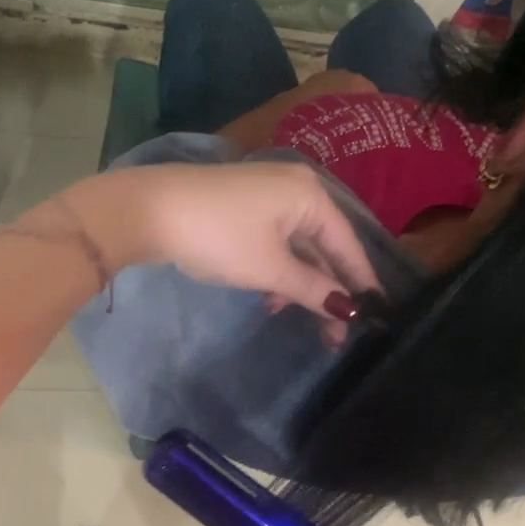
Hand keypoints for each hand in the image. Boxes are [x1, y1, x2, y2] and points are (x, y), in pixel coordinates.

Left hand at [52, 163, 379, 343]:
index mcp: (310, 196)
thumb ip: (313, 289)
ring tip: (295, 317)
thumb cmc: (219, 237)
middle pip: (325, 247)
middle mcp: (296, 189)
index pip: (348, 245)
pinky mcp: (245, 208)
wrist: (148, 210)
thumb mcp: (270, 269)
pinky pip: (276, 242)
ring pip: (298, 247)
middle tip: (335, 335)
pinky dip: (278, 270)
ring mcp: (268, 196)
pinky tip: (270, 297)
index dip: (361, 282)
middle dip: (328, 291)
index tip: (376, 316)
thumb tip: (348, 310)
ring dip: (300, 284)